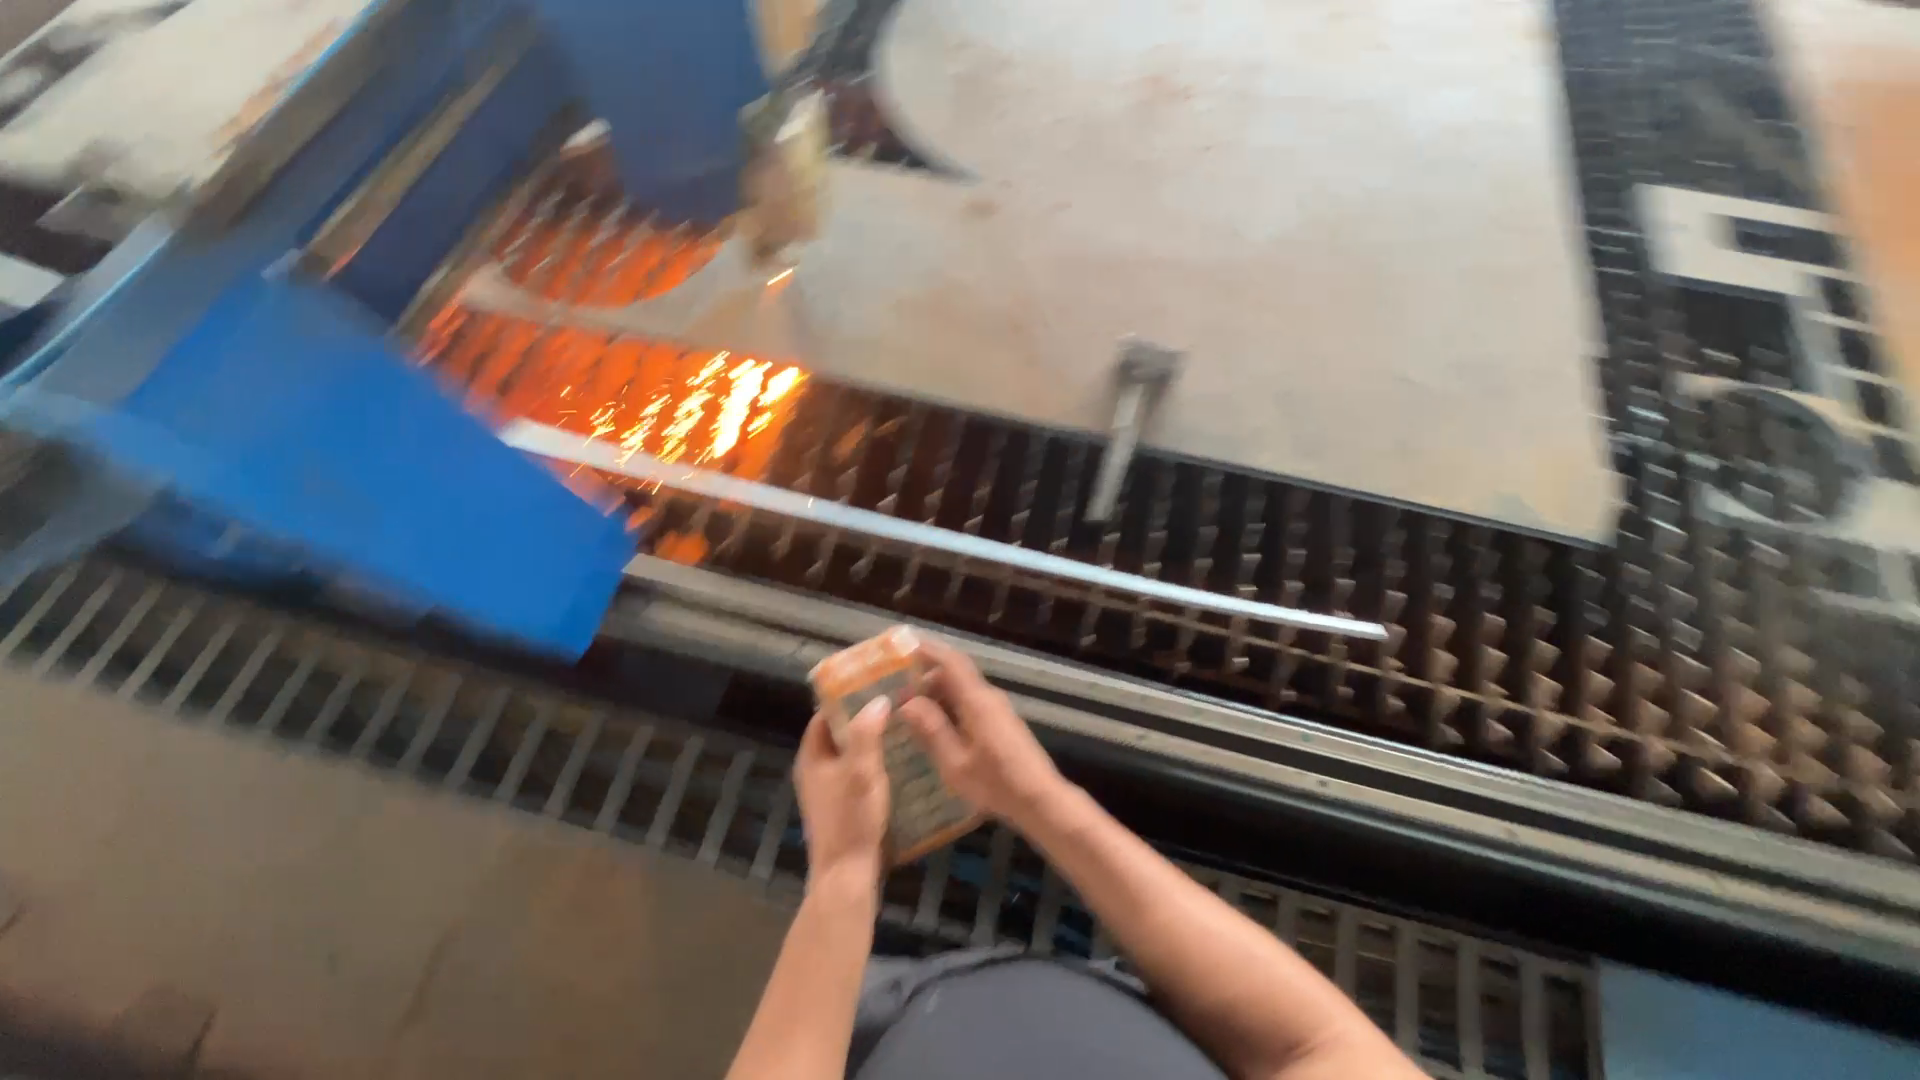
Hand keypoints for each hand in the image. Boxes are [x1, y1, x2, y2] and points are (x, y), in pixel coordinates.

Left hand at [793, 698, 891, 884]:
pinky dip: (879, 766)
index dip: (847, 698)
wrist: (847, 876)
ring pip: (853, 756)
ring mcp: (829, 792)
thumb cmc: (850, 820)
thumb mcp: (861, 771)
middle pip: (841, 735)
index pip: (825, 715)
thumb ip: (867, 733)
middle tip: (897, 704)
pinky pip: (861, 776)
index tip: (875, 685)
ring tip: (906, 728)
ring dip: (875, 743)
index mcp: (811, 758)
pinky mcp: (845, 809)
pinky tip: (905, 763)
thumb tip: (878, 699)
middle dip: (866, 719)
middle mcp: (816, 772)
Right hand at [898, 635, 1065, 824]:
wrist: (1039, 799)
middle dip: (925, 678)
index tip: (902, 646)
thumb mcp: (955, 762)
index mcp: (977, 701)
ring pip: (962, 689)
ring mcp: (997, 709)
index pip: (950, 662)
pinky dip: (949, 707)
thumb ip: (932, 730)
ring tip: (910, 713)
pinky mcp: (1000, 722)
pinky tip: (935, 728)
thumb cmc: (996, 782)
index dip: (927, 650)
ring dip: (937, 695)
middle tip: (897, 693)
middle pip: (954, 674)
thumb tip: (907, 703)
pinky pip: (969, 703)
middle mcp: (988, 697)